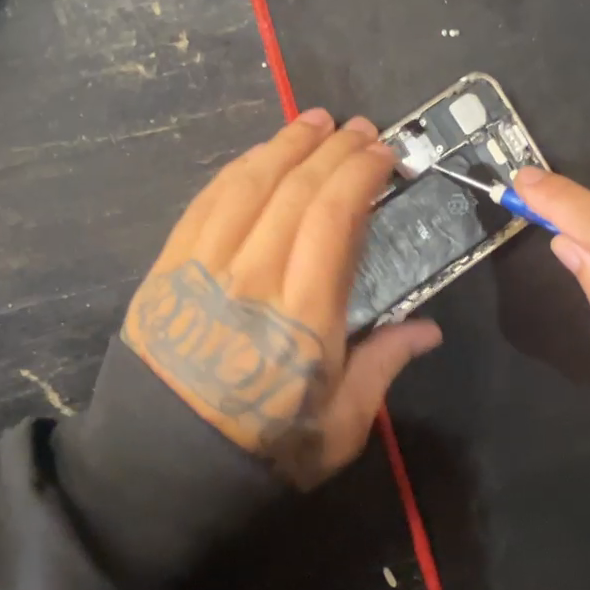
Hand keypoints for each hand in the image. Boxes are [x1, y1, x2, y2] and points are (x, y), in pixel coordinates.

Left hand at [121, 109, 442, 487]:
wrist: (160, 468)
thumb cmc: (263, 451)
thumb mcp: (339, 426)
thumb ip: (383, 367)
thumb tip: (429, 328)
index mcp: (304, 317)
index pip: (334, 218)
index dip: (360, 174)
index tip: (384, 154)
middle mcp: (253, 277)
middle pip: (295, 189)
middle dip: (333, 149)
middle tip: (361, 129)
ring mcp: (203, 267)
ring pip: (248, 183)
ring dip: (285, 145)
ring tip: (314, 122)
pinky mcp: (168, 268)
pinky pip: (205, 202)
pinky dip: (237, 170)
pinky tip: (258, 156)